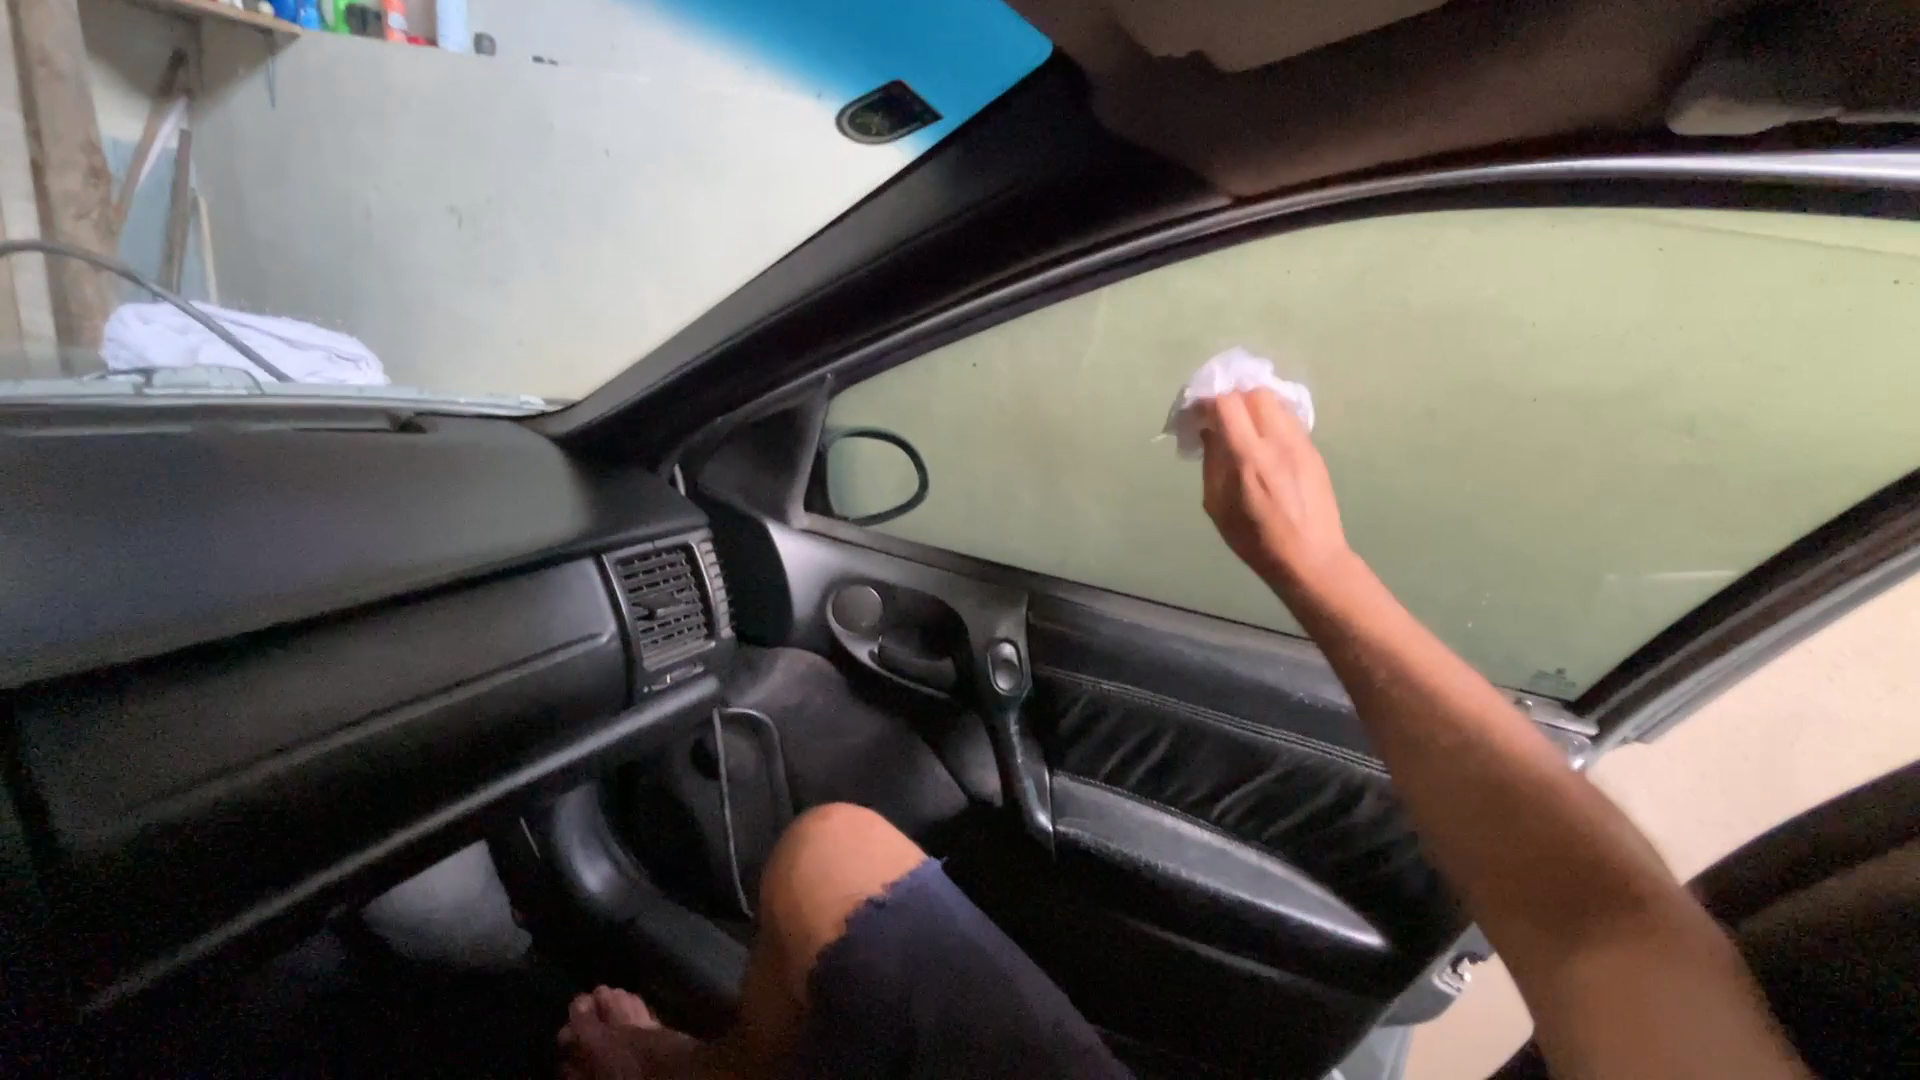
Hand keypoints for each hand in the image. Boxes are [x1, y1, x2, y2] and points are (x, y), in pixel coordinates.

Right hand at [1199, 390, 1351, 590]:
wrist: (1309, 557)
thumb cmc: (1254, 540)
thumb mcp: (1217, 505)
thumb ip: (1212, 462)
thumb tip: (1209, 431)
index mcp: (1248, 459)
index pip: (1227, 403)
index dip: (1207, 400)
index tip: (1196, 413)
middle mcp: (1277, 443)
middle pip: (1254, 392)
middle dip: (1231, 395)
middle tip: (1218, 413)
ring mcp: (1300, 444)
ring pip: (1275, 401)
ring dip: (1252, 404)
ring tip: (1240, 423)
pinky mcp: (1313, 450)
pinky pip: (1288, 419)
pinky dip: (1269, 418)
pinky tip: (1261, 438)